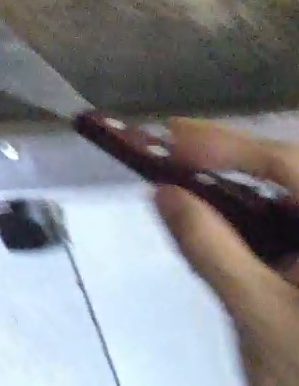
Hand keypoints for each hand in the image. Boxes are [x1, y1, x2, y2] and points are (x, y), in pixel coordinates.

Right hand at [157, 119, 298, 385]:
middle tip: (174, 143)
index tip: (170, 136)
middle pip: (298, 174)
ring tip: (189, 166)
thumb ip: (209, 247)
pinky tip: (223, 210)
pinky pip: (291, 223)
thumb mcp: (258, 312)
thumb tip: (163, 191)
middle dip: (240, 156)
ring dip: (246, 179)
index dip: (235, 145)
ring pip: (294, 199)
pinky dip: (258, 209)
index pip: (296, 167)